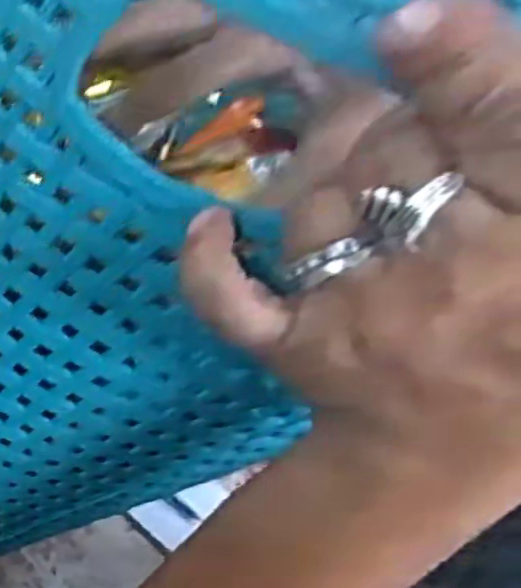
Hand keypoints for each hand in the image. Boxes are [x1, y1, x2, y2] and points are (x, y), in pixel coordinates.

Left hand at [180, 0, 520, 482]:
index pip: (500, 122)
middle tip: (380, 103)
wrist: (461, 439)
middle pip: (388, 157)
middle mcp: (445, 258)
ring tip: (341, 153)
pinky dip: (205, 262)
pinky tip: (205, 225)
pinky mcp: (287, 346)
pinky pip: (228, 299)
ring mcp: (353, 307)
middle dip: (382, 121)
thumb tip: (463, 92)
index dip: (454, 66)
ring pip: (312, 210)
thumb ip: (513, 150)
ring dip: (318, 173)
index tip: (403, 22)